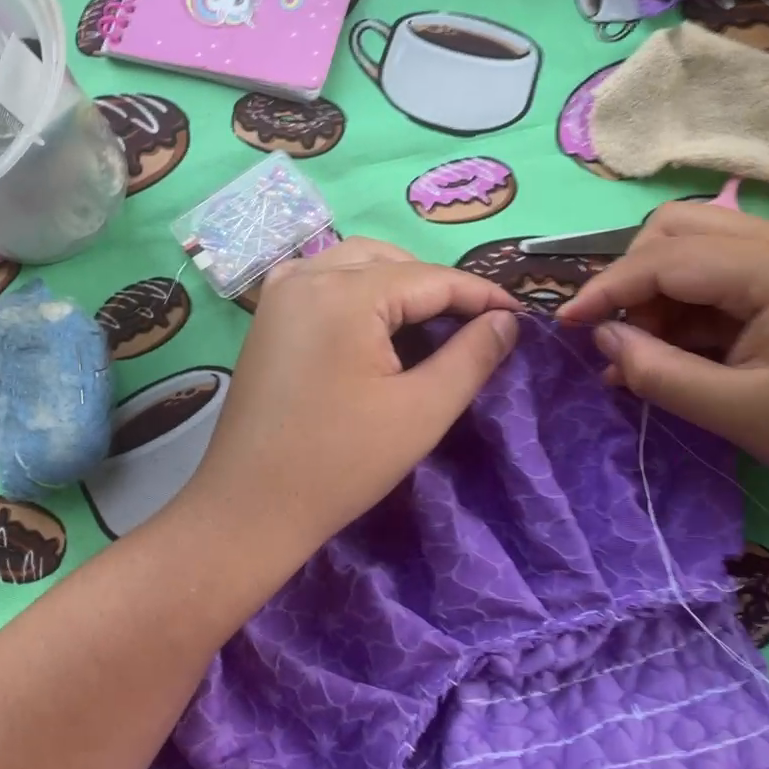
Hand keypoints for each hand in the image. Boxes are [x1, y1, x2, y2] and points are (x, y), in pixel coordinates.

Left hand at [184, 238, 521, 545]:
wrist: (249, 507)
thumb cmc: (341, 463)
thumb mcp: (422, 411)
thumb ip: (472, 356)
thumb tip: (506, 320)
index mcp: (343, 293)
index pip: (430, 277)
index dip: (481, 294)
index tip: (519, 315)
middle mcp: (306, 275)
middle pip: (393, 261)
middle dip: (439, 288)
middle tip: (476, 327)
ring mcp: (280, 292)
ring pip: (358, 263)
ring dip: (401, 284)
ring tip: (434, 327)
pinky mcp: (269, 315)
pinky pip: (327, 280)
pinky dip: (363, 291)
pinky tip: (381, 329)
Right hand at [555, 202, 768, 503]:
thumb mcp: (739, 414)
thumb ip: (660, 373)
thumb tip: (601, 339)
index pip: (667, 258)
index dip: (608, 288)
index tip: (564, 323)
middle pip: (678, 228)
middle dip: (636, 280)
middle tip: (625, 342)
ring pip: (697, 244)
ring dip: (660, 292)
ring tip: (650, 356)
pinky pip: (723, 271)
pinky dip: (690, 304)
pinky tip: (681, 351)